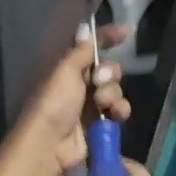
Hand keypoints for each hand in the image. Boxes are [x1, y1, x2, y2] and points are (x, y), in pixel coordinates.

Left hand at [0, 23, 131, 175]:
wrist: (49, 145)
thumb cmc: (54, 104)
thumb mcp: (65, 71)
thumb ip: (80, 51)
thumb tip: (87, 31)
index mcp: (66, 68)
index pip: (89, 47)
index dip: (107, 38)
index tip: (126, 33)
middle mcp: (78, 84)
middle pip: (107, 69)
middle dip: (109, 73)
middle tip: (99, 81)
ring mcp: (89, 105)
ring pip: (114, 90)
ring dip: (113, 94)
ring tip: (103, 104)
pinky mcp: (98, 124)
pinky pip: (117, 110)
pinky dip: (119, 111)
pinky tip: (115, 115)